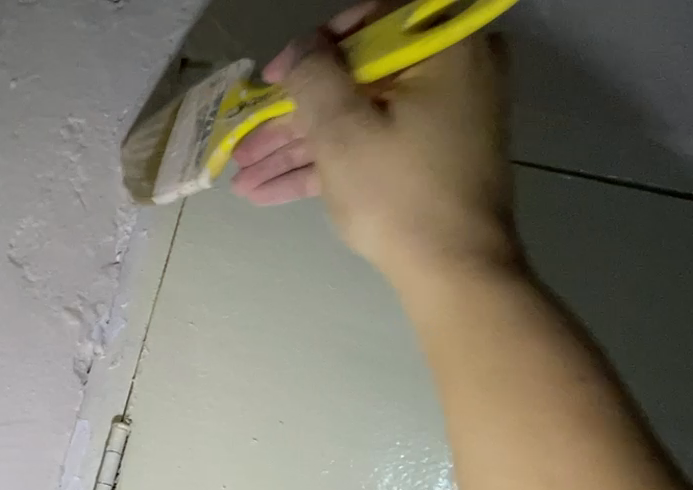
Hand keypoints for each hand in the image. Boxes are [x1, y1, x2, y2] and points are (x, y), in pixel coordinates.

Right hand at [230, 5, 520, 282]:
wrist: (451, 262)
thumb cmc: (397, 191)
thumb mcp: (343, 130)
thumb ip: (313, 79)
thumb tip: (297, 49)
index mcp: (442, 47)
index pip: (371, 23)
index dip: (313, 48)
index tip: (270, 79)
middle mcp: (448, 70)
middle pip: (354, 79)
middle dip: (291, 115)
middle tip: (243, 142)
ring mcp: (437, 117)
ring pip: (352, 119)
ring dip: (293, 148)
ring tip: (242, 178)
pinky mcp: (423, 156)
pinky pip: (364, 147)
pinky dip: (319, 166)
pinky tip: (267, 192)